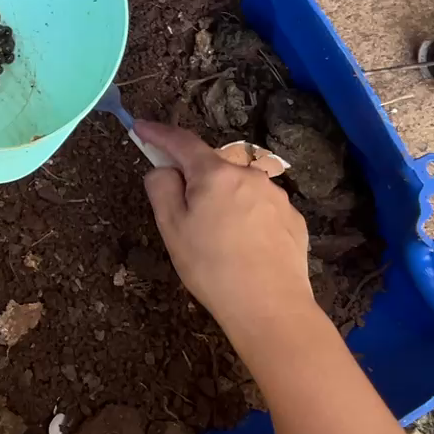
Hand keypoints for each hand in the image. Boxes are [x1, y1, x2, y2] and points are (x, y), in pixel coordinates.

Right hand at [136, 120, 314, 339]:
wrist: (270, 307)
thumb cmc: (211, 266)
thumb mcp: (171, 227)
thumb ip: (161, 187)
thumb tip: (165, 169)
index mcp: (214, 173)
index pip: (182, 141)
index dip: (158, 133)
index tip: (140, 127)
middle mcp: (248, 175)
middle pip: (212, 166)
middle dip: (193, 177)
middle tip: (180, 209)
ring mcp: (276, 196)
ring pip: (237, 187)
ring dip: (222, 198)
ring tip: (216, 236)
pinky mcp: (293, 219)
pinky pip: (259, 207)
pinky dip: (245, 216)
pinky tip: (242, 246)